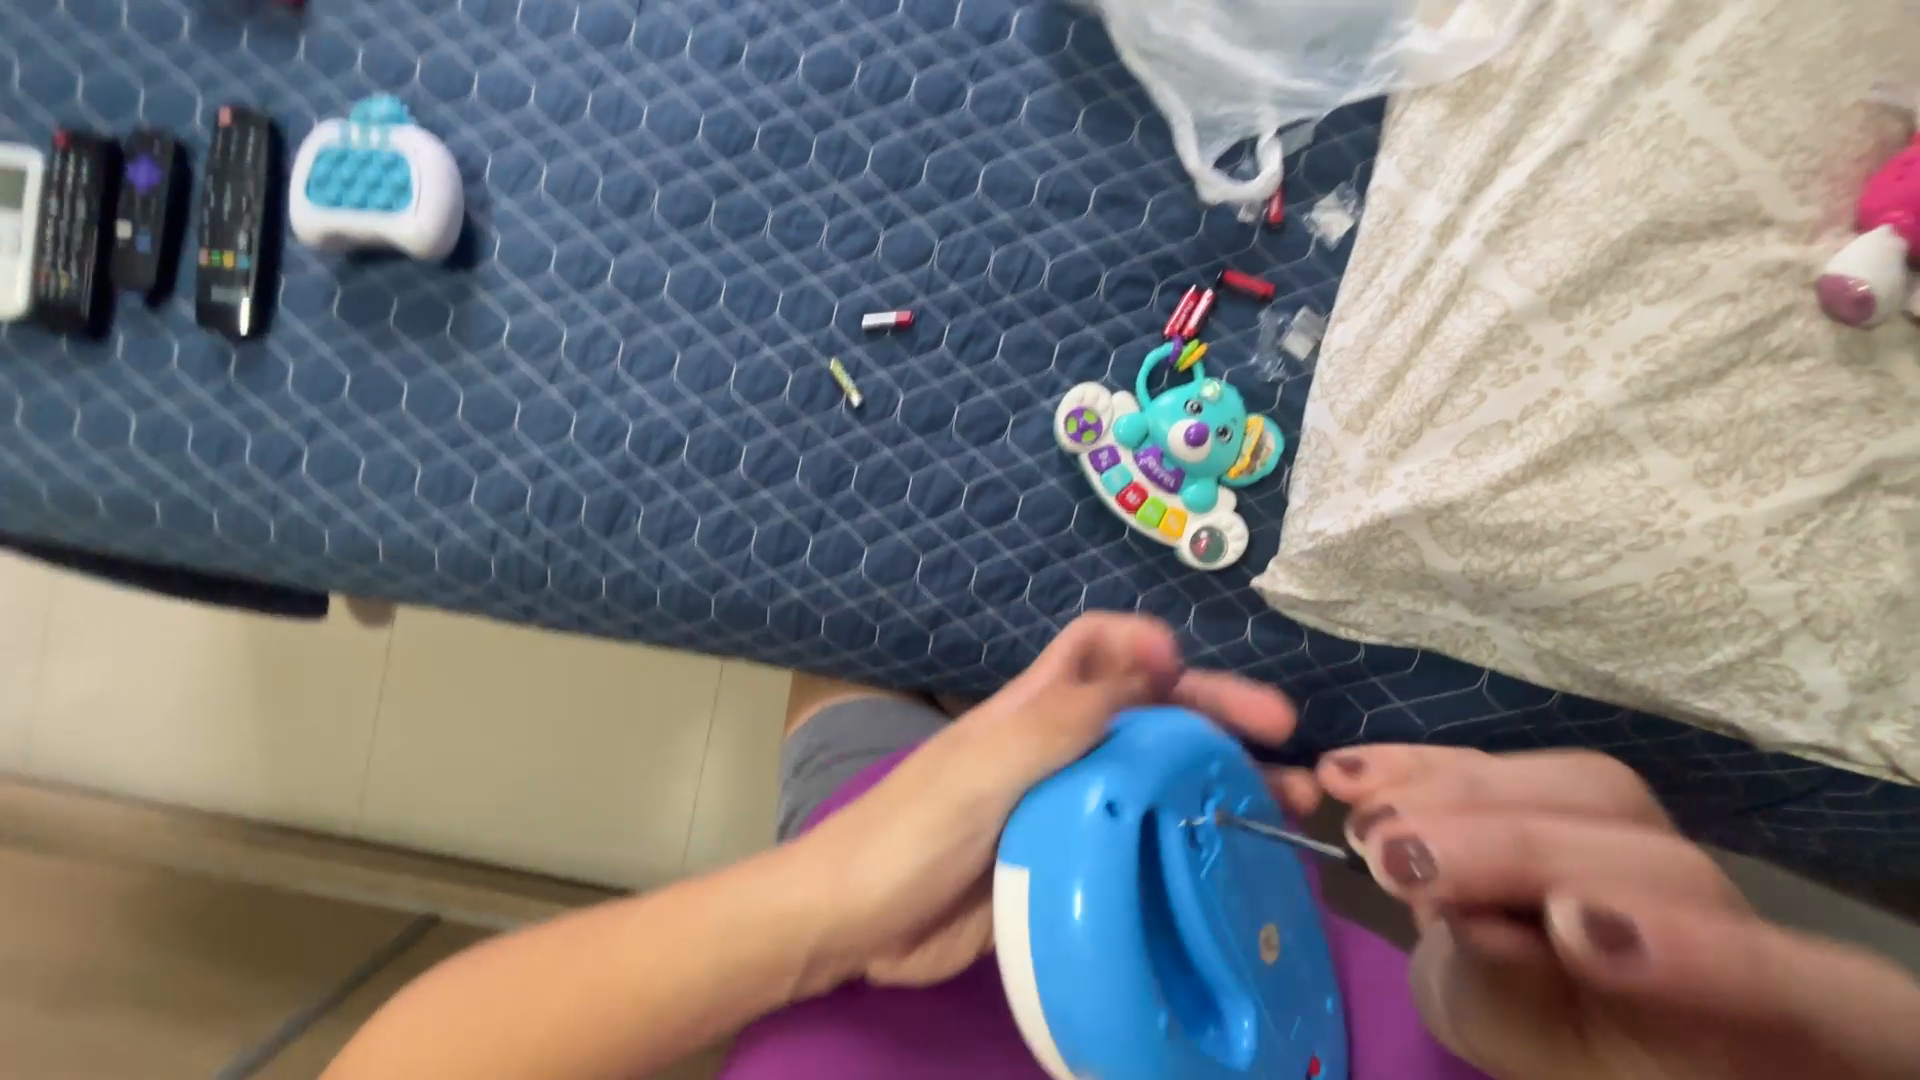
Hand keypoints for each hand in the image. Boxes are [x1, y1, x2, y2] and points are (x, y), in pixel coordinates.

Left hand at [793, 613, 1298, 988]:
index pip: (1096, 646)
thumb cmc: (911, 832)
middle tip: (1283, 737)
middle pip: (1146, 710)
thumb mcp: (985, 767)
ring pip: (1155, 775)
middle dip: (1214, 711)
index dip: (1142, 642)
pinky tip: (1233, 859)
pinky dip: (1189, 836)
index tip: (1189, 670)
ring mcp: (1067, 805)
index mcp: (1033, 709)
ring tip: (1288, 802)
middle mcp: (1058, 747)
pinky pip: (1142, 836)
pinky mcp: (1072, 860)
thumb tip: (1147, 669)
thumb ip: (1060, 720)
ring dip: (1219, 777)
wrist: (858, 924)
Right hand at [1300, 745, 1919, 1079]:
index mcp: (1769, 1014)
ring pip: (1579, 786)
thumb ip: (1510, 986)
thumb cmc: (1544, 1038)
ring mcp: (1637, 830)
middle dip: (1508, 846)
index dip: (1703, 952)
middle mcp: (1717, 903)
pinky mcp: (1556, 786)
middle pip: (1652, 856)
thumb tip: (1473, 916)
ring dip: (1452, 791)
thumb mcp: (1517, 1039)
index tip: (1570, 931)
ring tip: (1361, 816)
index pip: (1806, 986)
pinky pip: (1493, 759)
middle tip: (1389, 854)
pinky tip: (1347, 771)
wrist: (1524, 988)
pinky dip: (1414, 762)